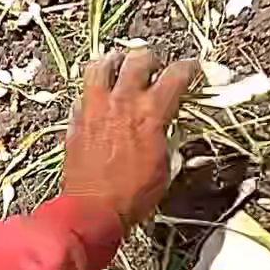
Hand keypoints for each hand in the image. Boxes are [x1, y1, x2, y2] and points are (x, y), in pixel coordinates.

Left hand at [61, 49, 196, 227]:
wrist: (93, 210)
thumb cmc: (133, 196)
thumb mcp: (164, 168)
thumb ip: (166, 139)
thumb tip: (167, 129)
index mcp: (151, 112)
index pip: (176, 76)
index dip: (189, 69)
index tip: (193, 70)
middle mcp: (123, 101)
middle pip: (138, 60)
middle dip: (151, 59)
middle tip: (154, 65)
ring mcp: (95, 106)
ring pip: (102, 64)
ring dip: (115, 61)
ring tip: (120, 65)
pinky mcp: (76, 118)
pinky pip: (84, 91)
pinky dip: (95, 88)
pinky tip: (99, 96)